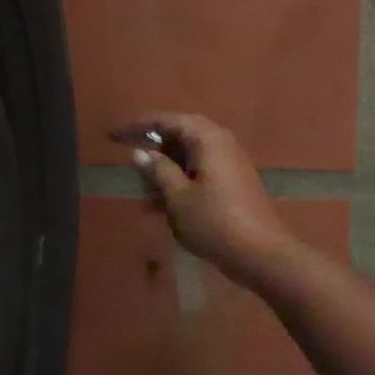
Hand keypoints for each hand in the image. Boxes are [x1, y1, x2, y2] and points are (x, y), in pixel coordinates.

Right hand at [109, 112, 304, 291]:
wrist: (261, 254)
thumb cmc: (214, 221)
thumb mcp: (178, 197)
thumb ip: (158, 170)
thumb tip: (141, 153)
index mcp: (208, 139)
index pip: (167, 120)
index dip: (138, 125)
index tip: (113, 134)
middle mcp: (221, 144)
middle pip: (179, 135)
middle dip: (152, 145)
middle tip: (125, 151)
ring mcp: (229, 165)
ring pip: (188, 157)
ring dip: (163, 169)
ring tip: (139, 188)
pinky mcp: (232, 185)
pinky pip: (198, 174)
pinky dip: (178, 183)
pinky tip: (157, 206)